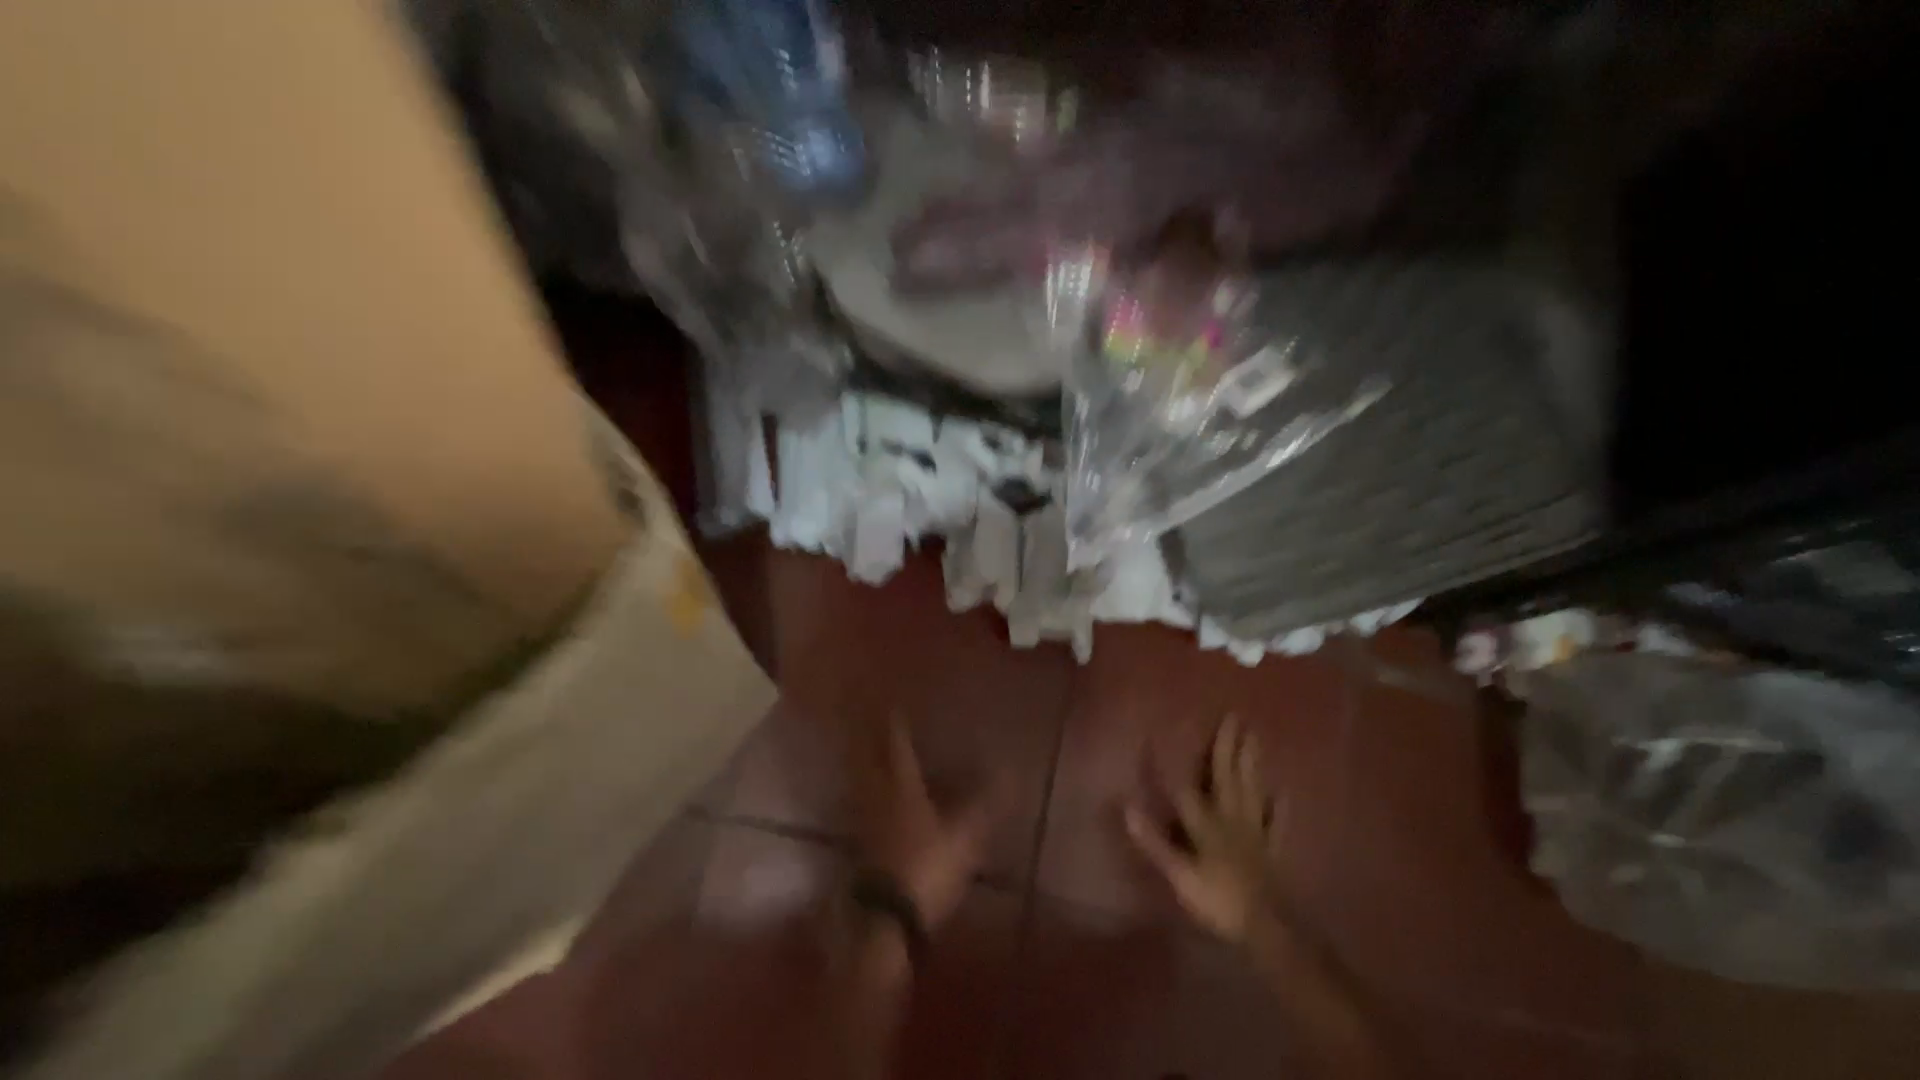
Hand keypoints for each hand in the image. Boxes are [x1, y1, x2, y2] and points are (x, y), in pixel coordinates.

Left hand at [858, 715, 1007, 929]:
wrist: (887, 919)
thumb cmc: (927, 869)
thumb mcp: (965, 838)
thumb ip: (986, 806)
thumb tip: (1012, 772)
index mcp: (902, 789)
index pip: (897, 749)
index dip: (896, 728)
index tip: (893, 707)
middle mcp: (878, 799)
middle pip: (868, 762)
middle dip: (867, 740)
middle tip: (865, 721)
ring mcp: (865, 825)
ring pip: (860, 784)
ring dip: (861, 766)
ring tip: (864, 754)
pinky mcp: (861, 848)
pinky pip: (861, 809)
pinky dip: (865, 796)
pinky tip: (871, 802)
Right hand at [1126, 714, 1283, 944]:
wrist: (1269, 925)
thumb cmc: (1219, 900)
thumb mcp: (1180, 874)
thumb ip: (1155, 841)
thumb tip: (1127, 806)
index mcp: (1206, 824)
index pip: (1183, 788)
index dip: (1167, 763)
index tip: (1157, 734)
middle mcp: (1230, 819)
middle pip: (1227, 777)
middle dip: (1227, 747)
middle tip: (1233, 716)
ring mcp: (1254, 831)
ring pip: (1252, 789)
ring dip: (1252, 762)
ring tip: (1254, 737)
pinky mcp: (1271, 847)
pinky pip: (1276, 820)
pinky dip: (1278, 804)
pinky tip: (1281, 791)